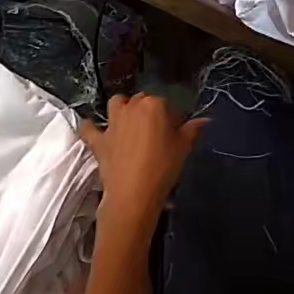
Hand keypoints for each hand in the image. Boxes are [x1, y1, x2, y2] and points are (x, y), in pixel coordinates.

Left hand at [78, 94, 204, 235]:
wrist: (134, 192)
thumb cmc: (163, 167)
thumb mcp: (183, 148)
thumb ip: (192, 130)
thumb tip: (204, 120)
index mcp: (154, 105)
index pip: (167, 104)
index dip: (172, 117)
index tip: (176, 132)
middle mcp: (131, 107)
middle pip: (142, 101)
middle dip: (150, 111)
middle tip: (157, 132)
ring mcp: (112, 122)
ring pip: (116, 103)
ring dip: (122, 108)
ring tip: (130, 122)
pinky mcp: (98, 140)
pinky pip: (89, 128)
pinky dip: (90, 127)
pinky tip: (93, 130)